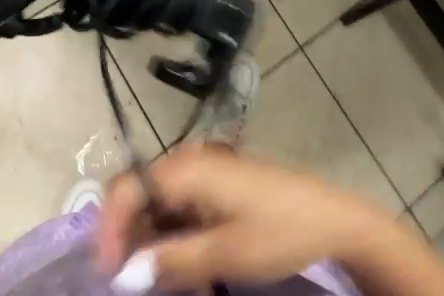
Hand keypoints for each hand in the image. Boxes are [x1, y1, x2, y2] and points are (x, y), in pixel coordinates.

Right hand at [93, 145, 402, 291]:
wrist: (337, 221)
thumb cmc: (282, 231)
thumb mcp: (226, 254)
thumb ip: (172, 262)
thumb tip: (125, 275)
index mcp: (188, 168)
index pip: (126, 189)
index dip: (108, 229)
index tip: (106, 274)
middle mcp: (191, 162)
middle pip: (139, 194)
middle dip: (129, 238)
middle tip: (129, 282)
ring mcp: (206, 172)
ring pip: (159, 205)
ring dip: (152, 242)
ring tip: (159, 280)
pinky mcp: (219, 187)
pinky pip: (181, 209)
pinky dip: (174, 237)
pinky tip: (183, 267)